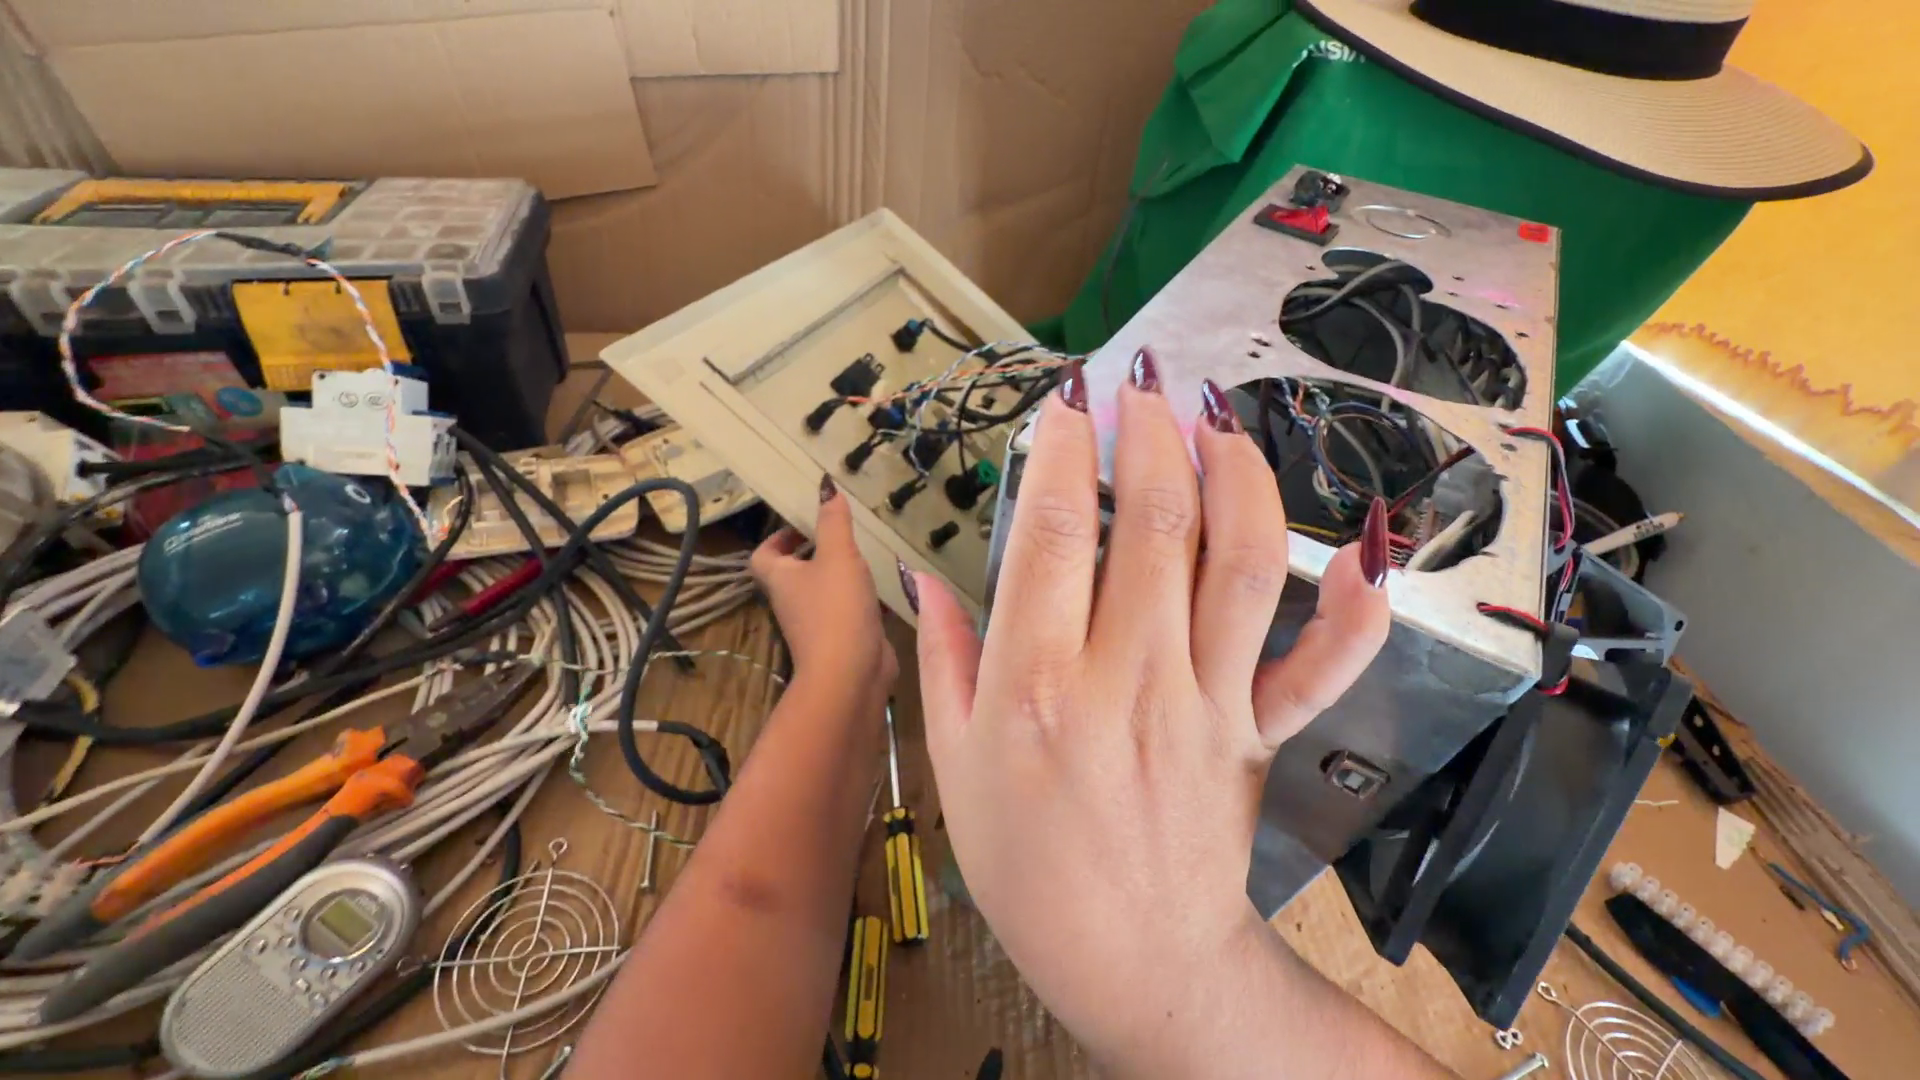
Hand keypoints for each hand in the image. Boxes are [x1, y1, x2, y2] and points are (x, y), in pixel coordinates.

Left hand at [752, 476, 898, 695]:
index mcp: (781, 579)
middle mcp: (792, 602)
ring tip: (867, 554)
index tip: (801, 525)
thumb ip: (834, 522)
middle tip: (841, 533)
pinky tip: (886, 587)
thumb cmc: (836, 608)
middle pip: (793, 573)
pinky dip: (862, 598)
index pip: (763, 555)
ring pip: (823, 592)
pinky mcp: (842, 639)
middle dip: (814, 552)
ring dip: (840, 575)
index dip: (776, 538)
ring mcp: (816, 624)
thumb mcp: (838, 556)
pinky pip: (848, 611)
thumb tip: (825, 487)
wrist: (851, 674)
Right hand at [907, 350, 1391, 1074]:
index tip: (1065, 404)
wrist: (1130, 959)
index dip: (1063, 450)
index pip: (1054, 532)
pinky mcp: (1258, 732)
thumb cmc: (1025, 864)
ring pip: (1238, 563)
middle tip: (1140, 388)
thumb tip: (925, 578)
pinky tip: (1353, 549)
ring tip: (1217, 421)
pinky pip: (1319, 665)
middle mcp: (1126, 679)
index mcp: (1036, 685)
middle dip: (1150, 434)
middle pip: (1155, 523)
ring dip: (1235, 475)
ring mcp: (1205, 703)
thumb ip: (944, 660)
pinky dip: (1347, 606)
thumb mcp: (952, 764)